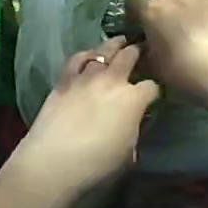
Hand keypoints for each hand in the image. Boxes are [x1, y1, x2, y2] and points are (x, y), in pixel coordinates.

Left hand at [10, 36, 159, 194]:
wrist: (53, 162)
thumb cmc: (96, 165)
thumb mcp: (128, 153)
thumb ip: (134, 130)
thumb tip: (133, 122)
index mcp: (134, 99)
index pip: (152, 86)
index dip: (154, 90)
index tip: (153, 94)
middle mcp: (112, 80)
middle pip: (130, 56)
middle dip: (139, 52)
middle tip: (142, 50)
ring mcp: (87, 76)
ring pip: (104, 51)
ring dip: (115, 46)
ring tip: (120, 42)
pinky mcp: (64, 80)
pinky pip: (77, 58)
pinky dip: (87, 54)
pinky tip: (90, 55)